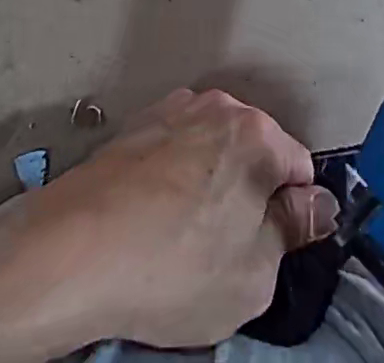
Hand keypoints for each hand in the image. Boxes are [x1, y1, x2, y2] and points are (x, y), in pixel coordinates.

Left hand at [6, 87, 338, 347]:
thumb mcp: (254, 275)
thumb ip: (295, 232)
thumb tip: (315, 206)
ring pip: (215, 148)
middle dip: (252, 193)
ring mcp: (175, 110)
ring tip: (181, 232)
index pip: (302, 170)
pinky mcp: (136, 124)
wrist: (67, 252)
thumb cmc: (169, 268)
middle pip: (257, 152)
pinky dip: (174, 174)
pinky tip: (151, 214)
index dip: (295, 213)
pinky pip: (176, 148)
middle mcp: (221, 108)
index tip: (274, 245)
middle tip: (225, 246)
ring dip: (211, 180)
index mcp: (259, 137)